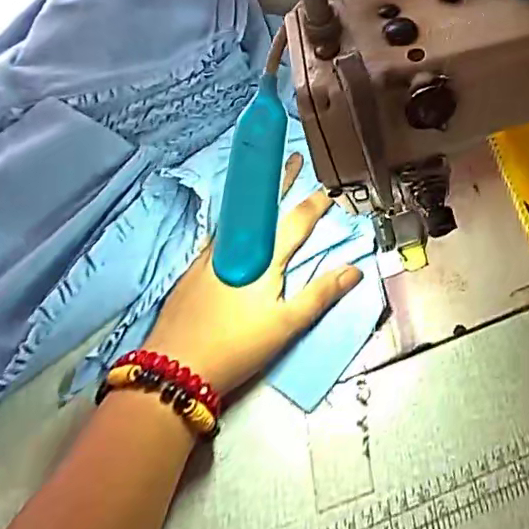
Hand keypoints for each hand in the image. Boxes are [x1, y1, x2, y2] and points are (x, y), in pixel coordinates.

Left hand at [142, 153, 363, 396]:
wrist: (173, 370)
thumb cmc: (237, 348)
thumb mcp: (286, 326)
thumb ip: (321, 294)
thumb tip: (355, 270)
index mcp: (266, 259)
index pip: (298, 221)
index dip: (317, 202)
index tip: (331, 188)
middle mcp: (240, 248)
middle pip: (266, 205)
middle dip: (282, 180)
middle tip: (293, 158)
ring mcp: (213, 255)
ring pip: (241, 214)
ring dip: (258, 193)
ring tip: (267, 179)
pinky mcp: (194, 267)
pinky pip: (220, 231)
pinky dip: (233, 216)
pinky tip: (235, 219)